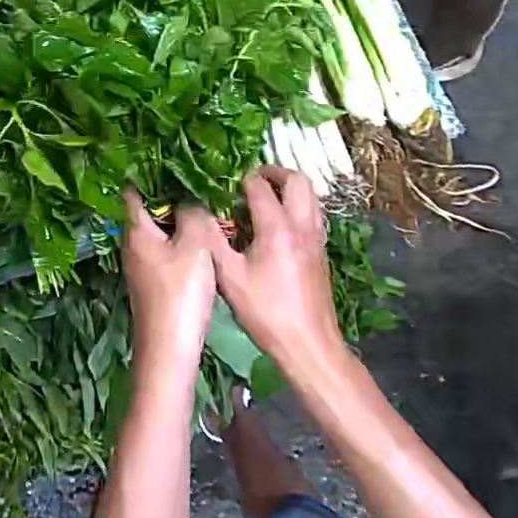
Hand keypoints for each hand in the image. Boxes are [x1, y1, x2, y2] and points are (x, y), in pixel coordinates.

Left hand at [121, 187, 218, 381]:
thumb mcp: (194, 245)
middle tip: (197, 184)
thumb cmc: (179, 292)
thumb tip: (190, 196)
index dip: (147, 173)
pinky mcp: (152, 282)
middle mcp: (132, 243)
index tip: (168, 160)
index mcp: (136, 229)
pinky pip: (164, 251)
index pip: (133, 191)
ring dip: (177, 221)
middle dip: (169, 197)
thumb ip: (194, 213)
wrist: (168, 349)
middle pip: (148, 210)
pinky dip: (179, 242)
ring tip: (204, 209)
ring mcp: (140, 264)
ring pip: (158, 232)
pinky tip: (201, 243)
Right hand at [206, 167, 349, 385]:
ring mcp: (316, 238)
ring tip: (263, 195)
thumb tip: (196, 212)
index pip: (259, 186)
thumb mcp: (229, 277)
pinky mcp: (321, 252)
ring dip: (288, 187)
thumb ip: (212, 240)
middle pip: (297, 180)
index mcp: (277, 228)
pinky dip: (295, 205)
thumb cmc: (266, 312)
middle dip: (273, 172)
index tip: (223, 182)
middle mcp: (301, 226)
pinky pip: (312, 213)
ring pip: (310, 195)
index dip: (241, 178)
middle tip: (250, 178)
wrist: (310, 346)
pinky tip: (276, 223)